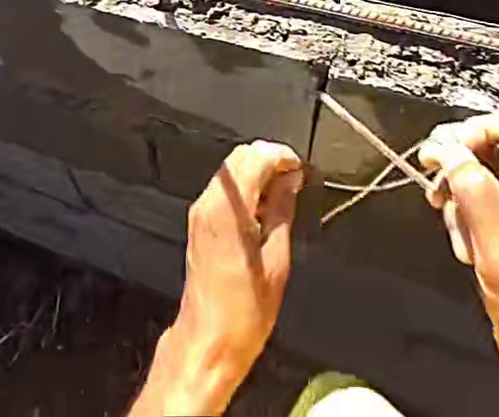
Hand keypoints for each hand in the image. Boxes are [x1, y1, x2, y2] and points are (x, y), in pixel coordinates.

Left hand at [129, 140, 303, 415]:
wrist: (207, 342)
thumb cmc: (243, 313)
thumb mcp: (277, 261)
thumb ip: (282, 211)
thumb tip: (291, 181)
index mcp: (229, 210)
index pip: (254, 157)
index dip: (281, 156)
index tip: (299, 167)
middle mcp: (209, 204)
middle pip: (239, 156)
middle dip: (269, 159)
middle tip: (295, 179)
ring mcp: (200, 211)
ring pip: (231, 168)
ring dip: (258, 171)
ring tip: (283, 194)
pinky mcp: (199, 222)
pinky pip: (223, 187)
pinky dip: (245, 186)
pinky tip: (264, 208)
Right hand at [419, 116, 498, 416]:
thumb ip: (477, 197)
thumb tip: (450, 150)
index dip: (481, 130)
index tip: (448, 147)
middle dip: (463, 164)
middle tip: (433, 176)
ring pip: (489, 182)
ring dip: (462, 197)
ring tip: (454, 228)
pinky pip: (490, 212)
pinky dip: (469, 221)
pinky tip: (465, 247)